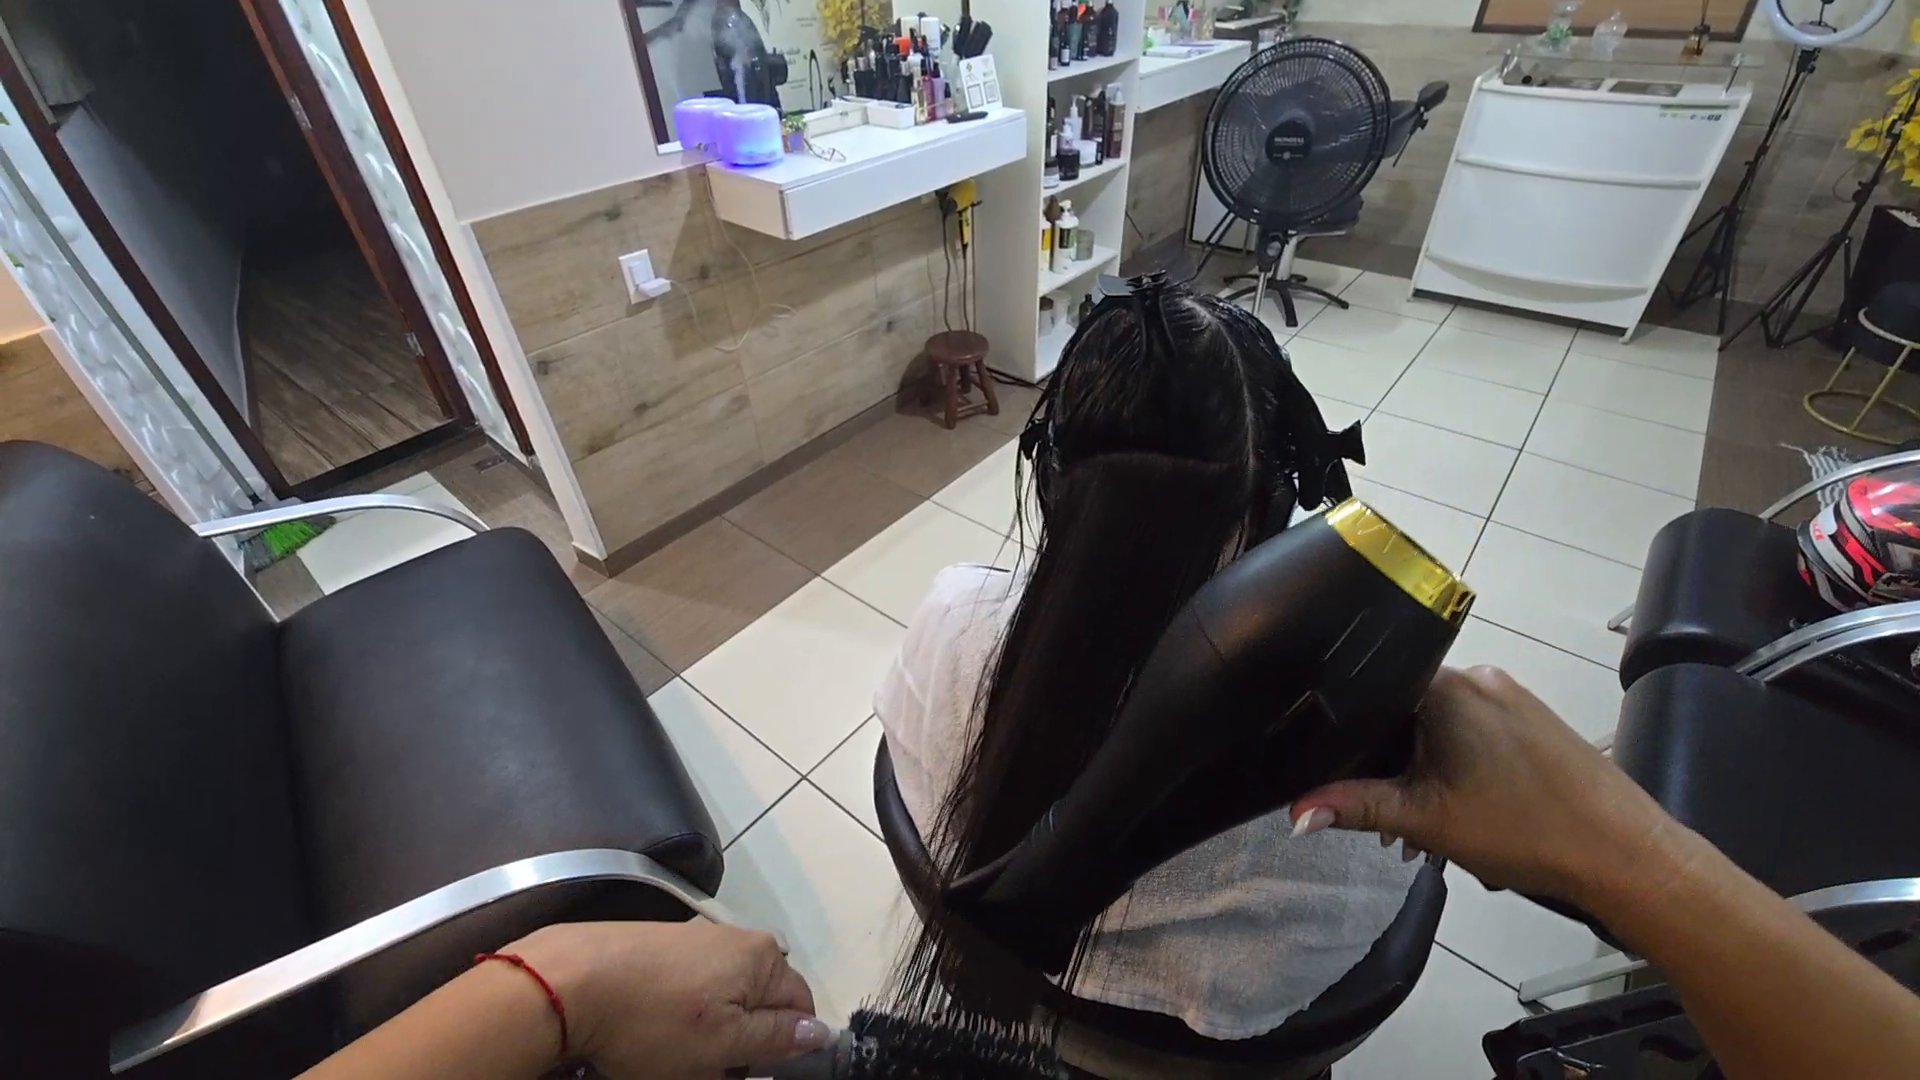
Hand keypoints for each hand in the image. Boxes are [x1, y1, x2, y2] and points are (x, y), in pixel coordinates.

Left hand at [510, 921, 829, 1079]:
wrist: (577, 979)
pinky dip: (685, 1018)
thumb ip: (775, 1037)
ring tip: (679, 1057)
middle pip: (762, 1002)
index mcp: (764, 956)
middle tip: (711, 1071)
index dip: (786, 1047)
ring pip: (726, 1000)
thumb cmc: (656, 1019)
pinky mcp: (668, 946)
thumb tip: (821, 1032)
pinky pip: (696, 989)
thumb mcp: (722, 1044)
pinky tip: (656, 1034)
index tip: (753, 1076)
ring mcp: (702, 940)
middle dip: (744, 1044)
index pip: (800, 1006)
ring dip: (713, 1035)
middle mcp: (741, 939)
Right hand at [1290, 665, 1678, 905]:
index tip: (1339, 764)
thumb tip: (1292, 815)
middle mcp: (1477, 675)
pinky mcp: (1534, 715)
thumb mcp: (1424, 818)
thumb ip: (1354, 808)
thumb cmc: (1525, 829)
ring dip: (1423, 758)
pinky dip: (1454, 753)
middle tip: (1387, 805)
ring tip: (1424, 810)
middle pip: (1403, 705)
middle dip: (1389, 755)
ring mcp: (1511, 692)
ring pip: (1438, 716)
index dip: (1348, 728)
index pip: (1369, 688)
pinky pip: (1472, 722)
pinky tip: (1461, 796)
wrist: (1635, 860)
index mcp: (1444, 686)